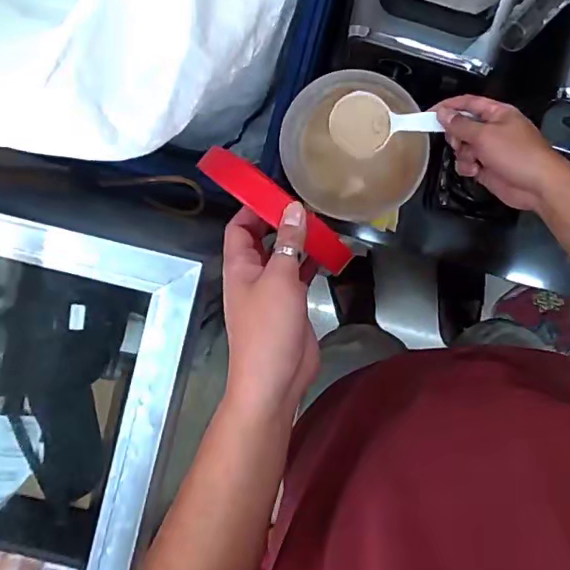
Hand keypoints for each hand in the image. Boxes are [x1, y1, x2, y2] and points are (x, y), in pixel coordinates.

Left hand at [222, 204, 318, 408]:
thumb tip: (294, 208)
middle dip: (282, 220)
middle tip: (308, 204)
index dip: (254, 207)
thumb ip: (289, 242)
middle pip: (264, 238)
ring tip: (323, 223)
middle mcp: (253, 275)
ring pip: (285, 256)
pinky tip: (330, 252)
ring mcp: (272, 290)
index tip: (277, 190)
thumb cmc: (268, 329)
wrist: (275, 379)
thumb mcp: (279, 279)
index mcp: (239, 266)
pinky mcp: (292, 304)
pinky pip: (300, 275)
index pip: (240, 226)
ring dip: (300, 240)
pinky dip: (313, 262)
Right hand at [433, 95, 569, 212]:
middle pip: (463, 126)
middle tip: (458, 141)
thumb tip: (444, 114)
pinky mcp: (489, 168)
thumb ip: (461, 124)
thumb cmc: (520, 155)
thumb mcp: (485, 135)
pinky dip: (468, 167)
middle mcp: (494, 129)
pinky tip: (476, 171)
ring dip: (463, 154)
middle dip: (456, 135)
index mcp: (497, 113)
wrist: (538, 185)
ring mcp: (491, 149)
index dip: (448, 107)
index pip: (467, 103)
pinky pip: (468, 163)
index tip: (430, 113)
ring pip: (463, 147)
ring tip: (473, 160)